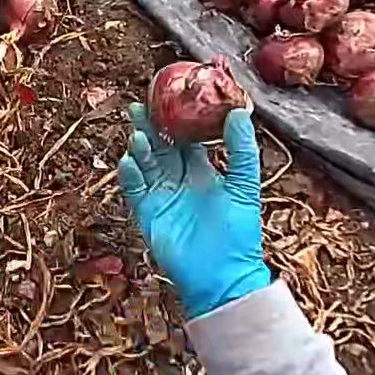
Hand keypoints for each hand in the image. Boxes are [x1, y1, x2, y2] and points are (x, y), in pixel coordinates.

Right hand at [117, 104, 270, 317]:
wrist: (221, 274)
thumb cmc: (238, 232)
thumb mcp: (244, 186)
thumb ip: (241, 150)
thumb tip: (239, 111)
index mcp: (201, 172)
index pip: (185, 141)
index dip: (176, 121)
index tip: (167, 99)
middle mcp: (177, 180)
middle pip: (158, 148)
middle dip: (148, 128)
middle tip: (138, 107)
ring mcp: (159, 195)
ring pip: (144, 165)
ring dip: (139, 149)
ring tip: (137, 135)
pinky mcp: (145, 212)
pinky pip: (134, 188)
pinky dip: (130, 175)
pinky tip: (129, 162)